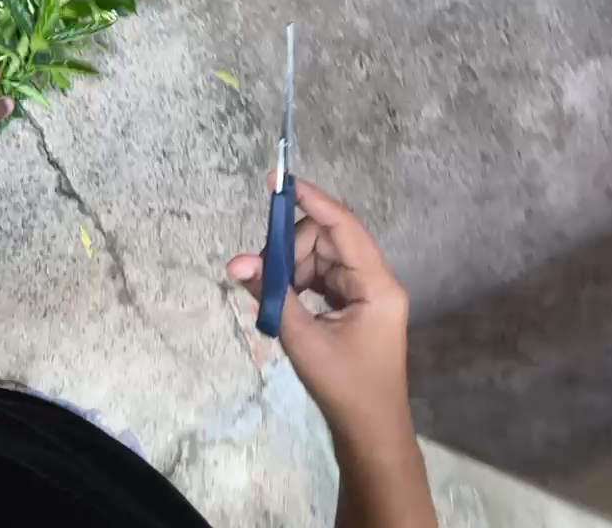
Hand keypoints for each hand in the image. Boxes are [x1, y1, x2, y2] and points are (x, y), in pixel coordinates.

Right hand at [228, 178, 412, 441]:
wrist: (369, 432)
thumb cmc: (345, 386)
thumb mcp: (302, 337)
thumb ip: (271, 293)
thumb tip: (236, 263)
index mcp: (376, 285)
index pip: (342, 226)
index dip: (312, 199)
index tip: (278, 180)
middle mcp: (373, 280)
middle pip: (322, 239)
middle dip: (287, 248)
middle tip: (258, 270)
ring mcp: (362, 291)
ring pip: (315, 255)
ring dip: (287, 267)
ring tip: (270, 294)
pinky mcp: (350, 302)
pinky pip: (316, 273)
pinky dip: (294, 280)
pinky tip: (282, 299)